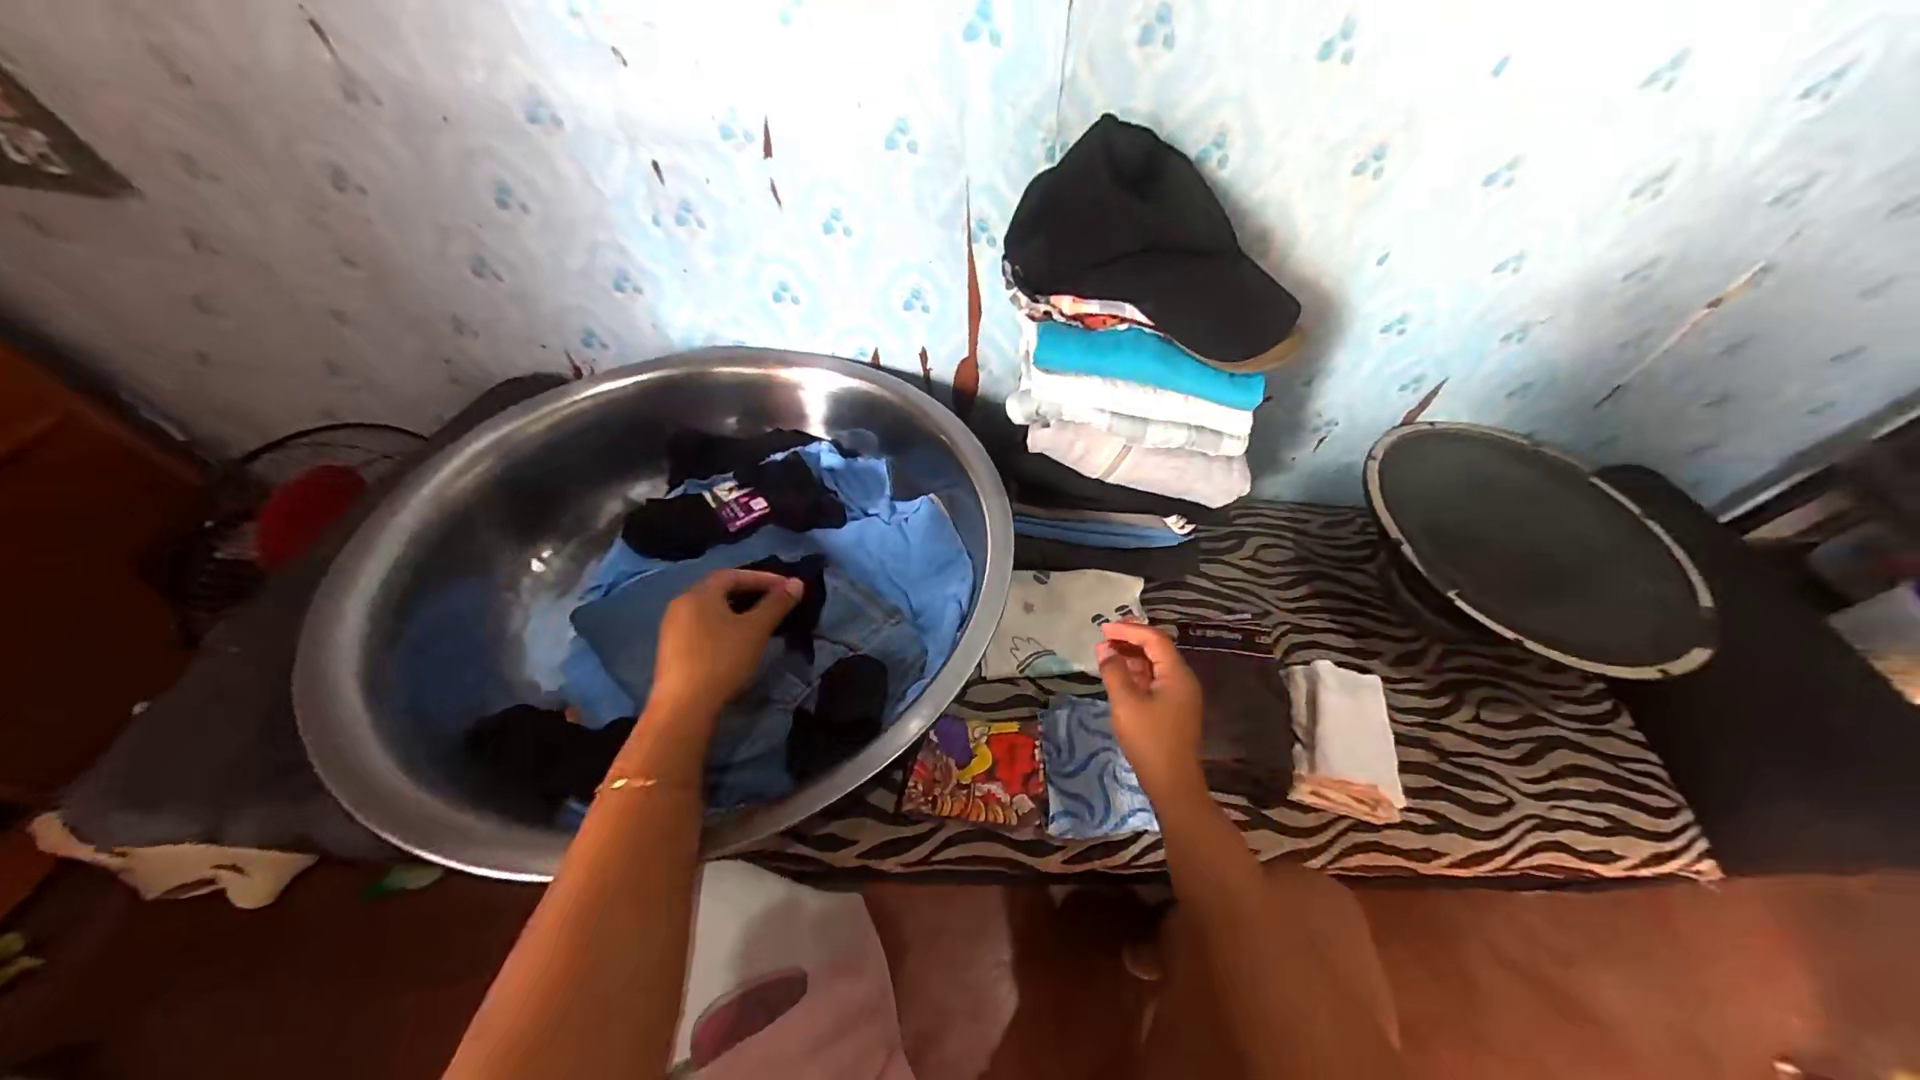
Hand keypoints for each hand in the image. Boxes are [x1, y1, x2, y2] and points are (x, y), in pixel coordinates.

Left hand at [650, 568, 802, 721]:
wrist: (684, 705)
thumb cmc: (722, 660)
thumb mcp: (756, 630)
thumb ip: (777, 604)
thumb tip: (797, 583)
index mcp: (699, 594)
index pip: (733, 574)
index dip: (762, 577)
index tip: (785, 587)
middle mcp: (680, 604)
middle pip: (718, 589)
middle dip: (748, 591)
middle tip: (773, 600)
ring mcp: (672, 627)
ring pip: (709, 609)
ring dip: (735, 609)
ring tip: (757, 620)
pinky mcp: (671, 649)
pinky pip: (701, 625)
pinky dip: (722, 624)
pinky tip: (734, 640)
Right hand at [1096, 621, 1204, 795]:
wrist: (1172, 783)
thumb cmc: (1148, 740)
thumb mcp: (1125, 702)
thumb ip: (1114, 671)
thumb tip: (1105, 649)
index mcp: (1177, 674)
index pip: (1154, 639)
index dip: (1128, 630)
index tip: (1103, 629)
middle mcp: (1183, 680)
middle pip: (1158, 649)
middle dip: (1130, 640)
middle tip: (1104, 637)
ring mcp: (1180, 696)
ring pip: (1155, 666)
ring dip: (1132, 657)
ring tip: (1106, 654)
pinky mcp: (1173, 710)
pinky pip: (1155, 681)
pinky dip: (1136, 673)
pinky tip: (1118, 676)